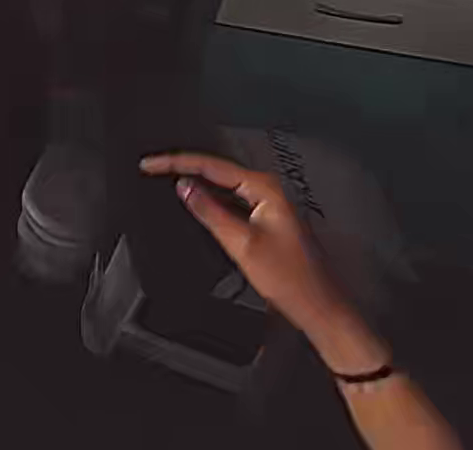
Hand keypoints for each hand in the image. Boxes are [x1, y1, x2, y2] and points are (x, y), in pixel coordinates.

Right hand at [140, 152, 388, 373]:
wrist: (321, 309)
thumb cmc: (290, 280)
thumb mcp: (241, 244)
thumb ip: (209, 211)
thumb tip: (183, 186)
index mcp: (263, 186)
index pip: (210, 165)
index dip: (176, 162)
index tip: (151, 163)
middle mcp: (266, 187)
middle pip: (215, 168)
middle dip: (182, 165)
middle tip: (152, 166)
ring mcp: (266, 200)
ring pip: (221, 183)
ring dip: (194, 180)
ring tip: (164, 176)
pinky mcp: (264, 215)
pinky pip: (230, 197)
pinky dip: (209, 196)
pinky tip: (194, 199)